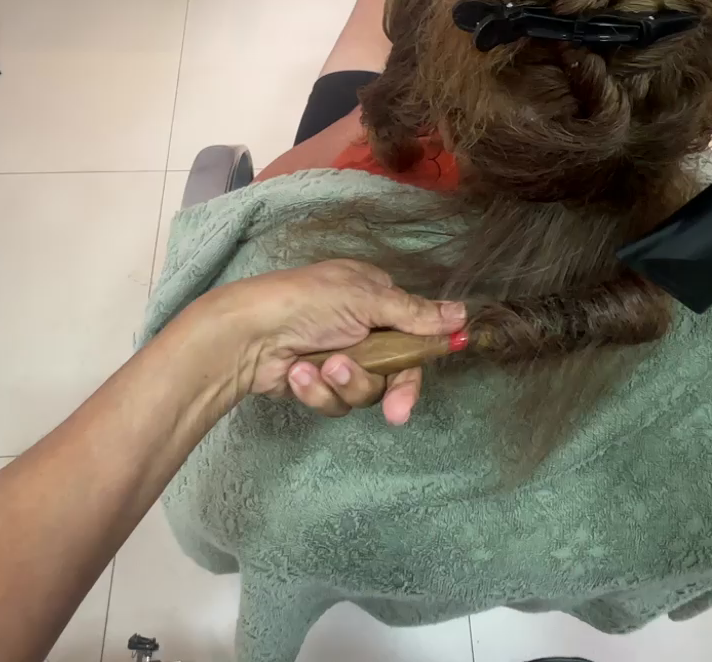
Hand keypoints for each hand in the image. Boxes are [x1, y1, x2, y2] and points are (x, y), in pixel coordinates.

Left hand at [185, 260, 463, 424]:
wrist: (248, 332)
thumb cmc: (310, 302)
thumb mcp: (367, 300)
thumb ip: (416, 315)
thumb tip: (463, 314)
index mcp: (376, 298)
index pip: (414, 334)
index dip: (421, 360)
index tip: (434, 380)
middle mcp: (361, 328)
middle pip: (394, 372)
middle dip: (389, 388)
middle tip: (395, 413)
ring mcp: (339, 357)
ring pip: (365, 390)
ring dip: (344, 382)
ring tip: (320, 367)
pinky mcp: (316, 384)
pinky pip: (334, 400)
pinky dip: (316, 390)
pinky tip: (296, 372)